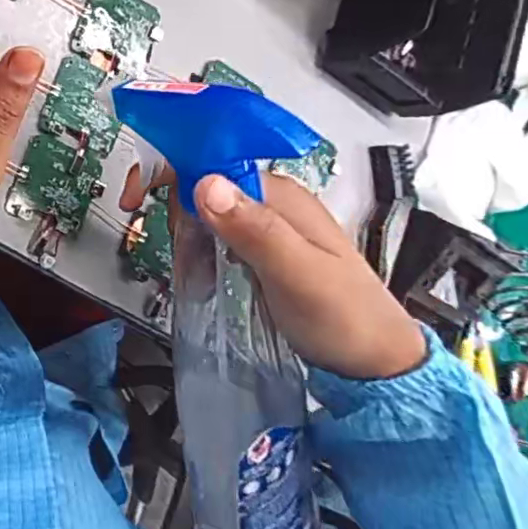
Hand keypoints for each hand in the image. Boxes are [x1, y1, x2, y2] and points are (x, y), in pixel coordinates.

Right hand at [187, 172, 426, 379]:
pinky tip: (205, 271)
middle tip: (187, 253)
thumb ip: (255, 229)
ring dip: (188, 236)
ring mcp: (264, 224)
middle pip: (201, 186)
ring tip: (198, 268)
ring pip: (203, 212)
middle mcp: (271, 201)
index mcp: (281, 195)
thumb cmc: (345, 321)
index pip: (211, 164)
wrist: (374, 364)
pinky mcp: (257, 246)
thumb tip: (207, 184)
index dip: (175, 179)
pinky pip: (213, 234)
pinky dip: (199, 250)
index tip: (152, 211)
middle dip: (182, 216)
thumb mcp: (297, 274)